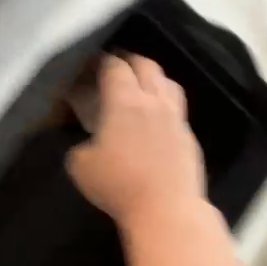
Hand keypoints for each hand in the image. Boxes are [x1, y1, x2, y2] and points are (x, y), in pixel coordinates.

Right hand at [67, 55, 207, 228]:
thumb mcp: (79, 165)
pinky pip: (175, 105)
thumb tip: (90, 142)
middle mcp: (154, 101)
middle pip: (146, 66)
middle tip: (114, 64)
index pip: (115, 68)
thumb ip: (81, 145)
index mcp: (125, 103)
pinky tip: (154, 112)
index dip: (101, 60)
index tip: (89, 60)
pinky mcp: (187, 135)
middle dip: (128, 59)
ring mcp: (175, 117)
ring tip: (139, 81)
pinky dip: (162, 99)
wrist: (164, 206)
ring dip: (151, 75)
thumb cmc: (116, 183)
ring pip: (166, 82)